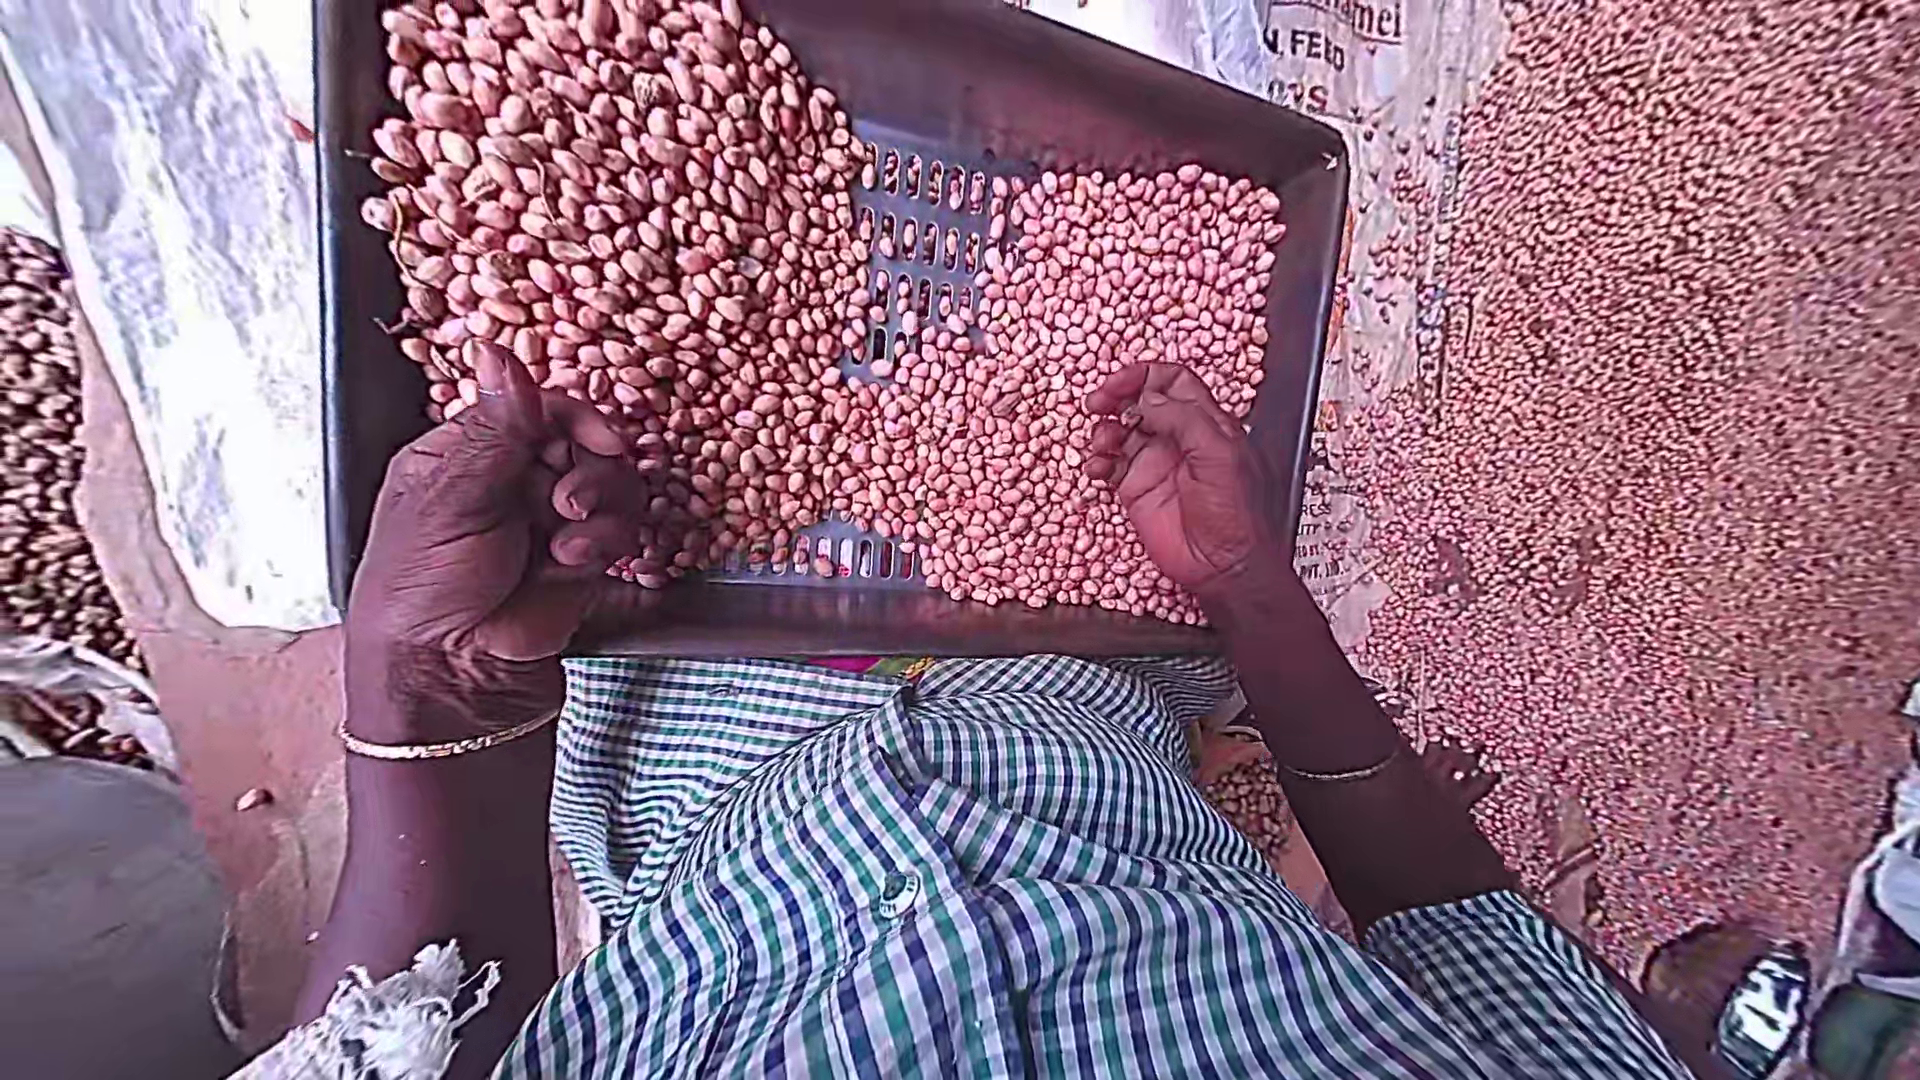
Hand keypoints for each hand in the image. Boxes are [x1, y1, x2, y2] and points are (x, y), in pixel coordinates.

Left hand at [345, 342, 644, 740]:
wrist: (455, 666)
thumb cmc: (426, 582)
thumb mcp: (452, 499)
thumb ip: (493, 431)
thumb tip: (500, 353)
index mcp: (470, 455)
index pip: (537, 411)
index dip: (575, 418)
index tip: (601, 438)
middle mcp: (519, 479)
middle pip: (587, 445)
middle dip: (588, 473)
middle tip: (565, 503)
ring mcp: (556, 516)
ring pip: (615, 483)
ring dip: (601, 510)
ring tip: (567, 541)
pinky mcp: (587, 550)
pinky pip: (622, 526)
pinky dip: (606, 541)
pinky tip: (575, 561)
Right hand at [1081, 362, 1271, 598]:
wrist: (1223, 564)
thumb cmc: (1237, 514)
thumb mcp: (1219, 456)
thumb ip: (1184, 420)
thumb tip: (1148, 398)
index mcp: (1204, 423)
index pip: (1172, 383)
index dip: (1144, 376)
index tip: (1118, 382)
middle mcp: (1176, 439)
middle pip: (1139, 402)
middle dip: (1115, 397)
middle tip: (1097, 403)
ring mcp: (1154, 463)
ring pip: (1120, 431)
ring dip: (1104, 431)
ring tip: (1101, 444)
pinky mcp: (1135, 488)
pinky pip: (1110, 465)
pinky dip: (1097, 462)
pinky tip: (1098, 468)